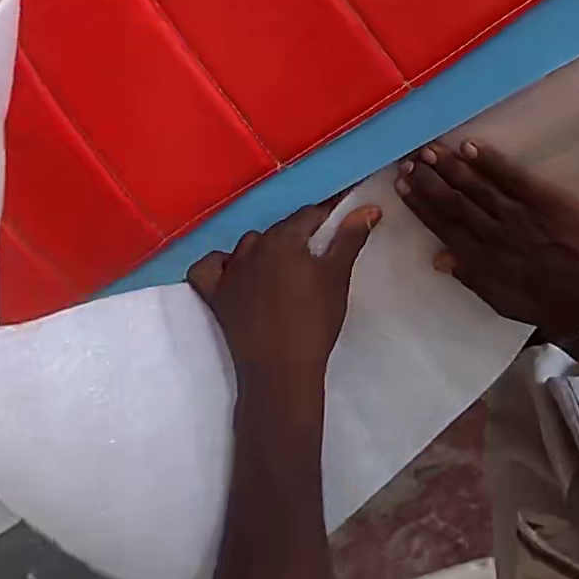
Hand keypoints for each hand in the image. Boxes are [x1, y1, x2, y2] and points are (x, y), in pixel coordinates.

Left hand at [187, 200, 381, 391]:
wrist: (281, 372)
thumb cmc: (315, 320)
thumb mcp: (338, 276)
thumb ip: (351, 237)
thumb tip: (369, 207)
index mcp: (285, 238)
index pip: (310, 214)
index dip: (327, 217)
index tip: (340, 224)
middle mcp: (253, 247)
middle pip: (281, 229)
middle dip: (300, 234)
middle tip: (319, 254)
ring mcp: (230, 271)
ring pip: (250, 245)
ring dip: (267, 248)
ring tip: (286, 268)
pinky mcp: (215, 295)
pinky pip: (209, 267)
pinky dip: (220, 264)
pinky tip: (234, 271)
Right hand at [395, 141, 578, 334]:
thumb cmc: (553, 302)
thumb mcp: (507, 304)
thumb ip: (472, 279)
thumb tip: (438, 258)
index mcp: (486, 261)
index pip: (444, 227)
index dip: (421, 205)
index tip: (403, 186)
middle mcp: (496, 235)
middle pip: (455, 203)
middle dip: (429, 181)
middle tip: (407, 162)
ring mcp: (520, 214)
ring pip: (477, 187)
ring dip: (451, 167)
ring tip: (429, 150)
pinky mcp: (545, 198)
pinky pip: (512, 176)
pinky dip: (490, 161)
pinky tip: (470, 147)